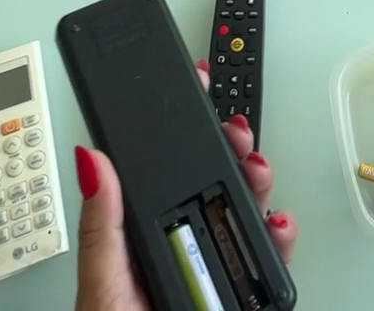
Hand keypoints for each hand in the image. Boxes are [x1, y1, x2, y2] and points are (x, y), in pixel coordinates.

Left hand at [74, 60, 297, 310]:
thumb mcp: (102, 289)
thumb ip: (102, 227)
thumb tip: (92, 160)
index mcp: (143, 235)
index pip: (165, 167)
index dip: (183, 124)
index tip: (192, 84)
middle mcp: (182, 244)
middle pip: (215, 179)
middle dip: (231, 147)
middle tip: (234, 130)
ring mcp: (215, 268)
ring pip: (247, 210)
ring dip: (259, 184)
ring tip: (257, 172)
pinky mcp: (244, 292)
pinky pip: (269, 256)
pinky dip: (281, 236)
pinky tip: (279, 224)